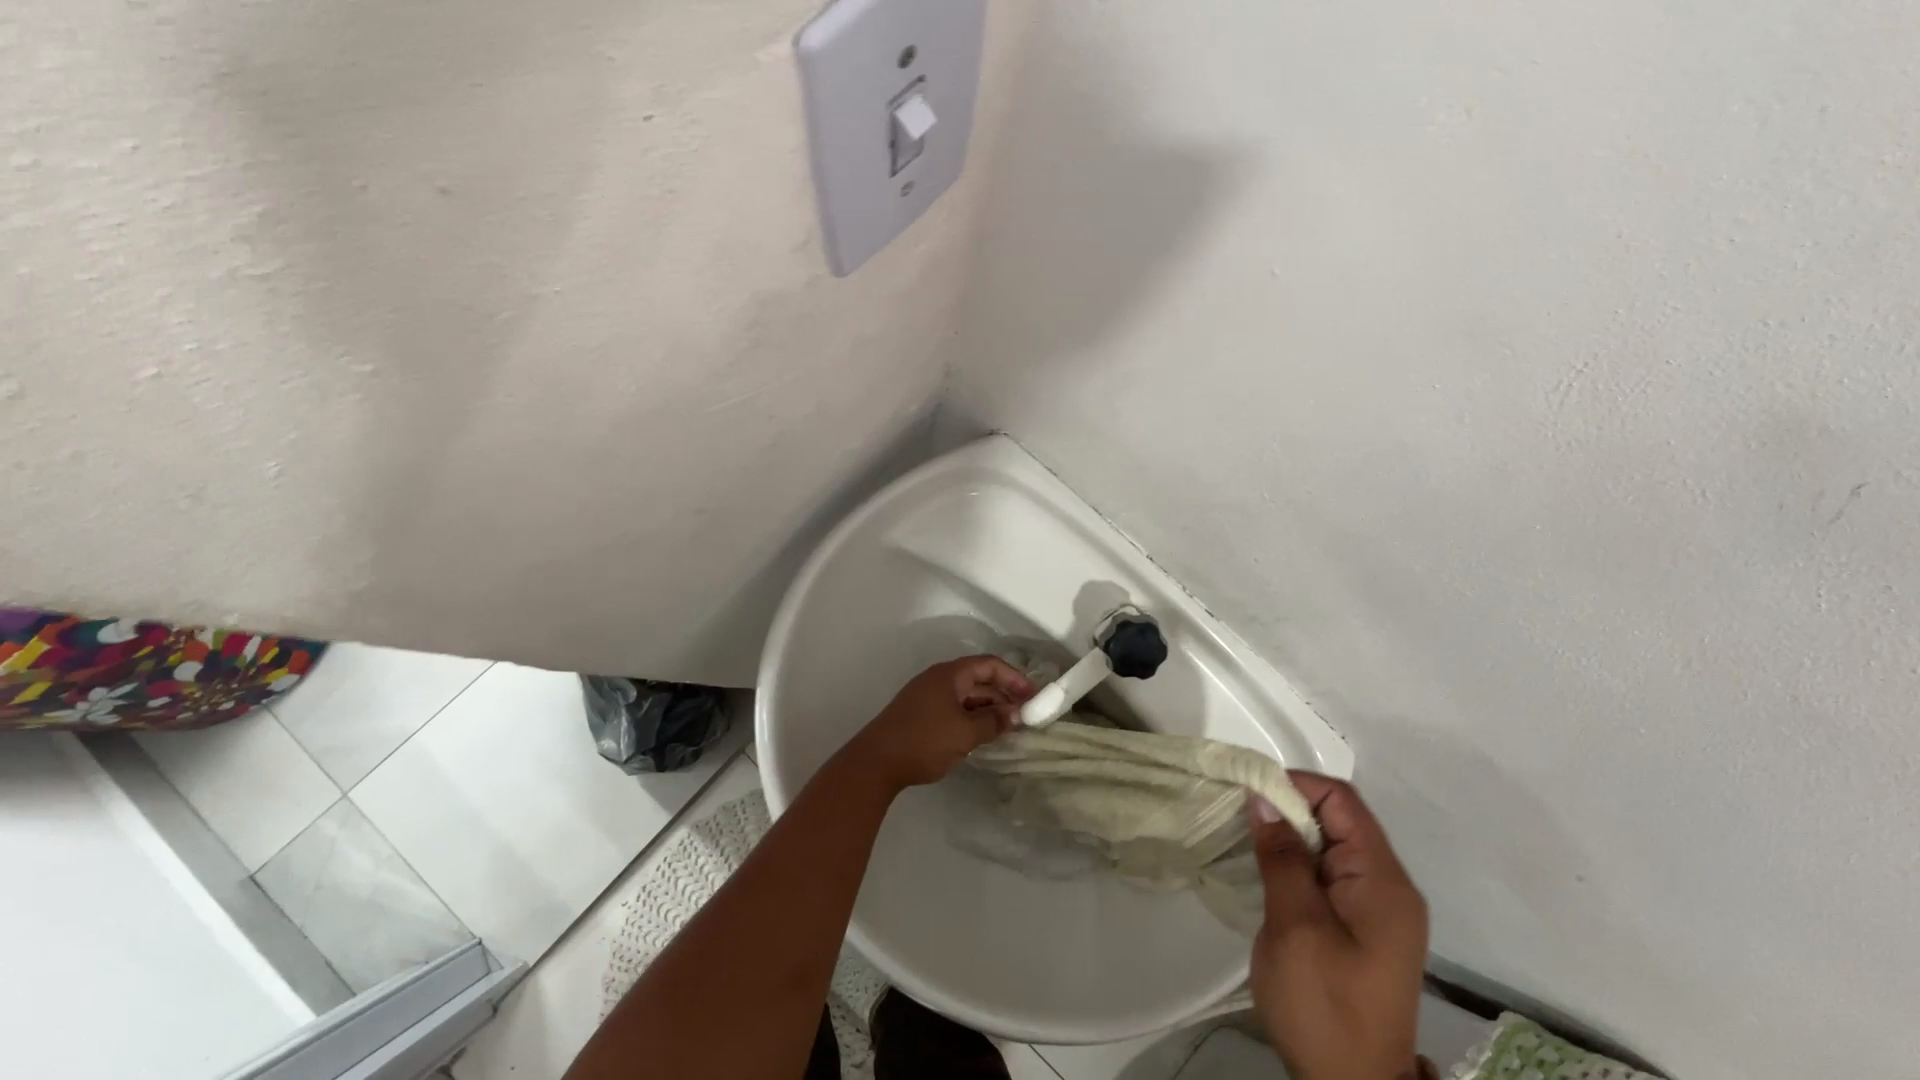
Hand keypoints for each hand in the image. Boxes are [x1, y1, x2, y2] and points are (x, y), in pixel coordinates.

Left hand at [841, 656, 1032, 792]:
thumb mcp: (966, 733)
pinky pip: (954, 708)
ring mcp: (927, 697)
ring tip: (1009, 726)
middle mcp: (938, 680)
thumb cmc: (924, 741)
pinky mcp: (920, 715)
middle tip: (1026, 714)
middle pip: (978, 679)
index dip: (1014, 678)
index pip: (989, 665)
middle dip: (1003, 694)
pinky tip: (983, 734)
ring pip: (966, 696)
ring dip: (988, 708)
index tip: (1033, 696)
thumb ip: (994, 721)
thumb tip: (1016, 715)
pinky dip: (972, 717)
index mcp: (949, 675)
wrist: (875, 762)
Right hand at [1247, 772, 1429, 1079]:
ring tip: (1244, 841)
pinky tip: (1267, 874)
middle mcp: (1389, 886)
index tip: (1246, 791)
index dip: (1295, 785)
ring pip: (1333, 848)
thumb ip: (1282, 859)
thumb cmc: (1324, 1006)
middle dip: (1288, 809)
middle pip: (1340, 821)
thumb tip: (1264, 800)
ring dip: (1290, 838)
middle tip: (1236, 816)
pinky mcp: (1364, 929)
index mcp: (1382, 881)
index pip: (1342, 802)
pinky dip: (1298, 865)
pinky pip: (1331, 876)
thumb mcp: (1295, 928)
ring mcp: (1379, 910)